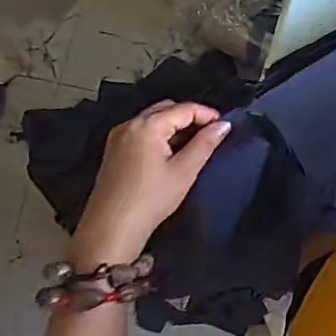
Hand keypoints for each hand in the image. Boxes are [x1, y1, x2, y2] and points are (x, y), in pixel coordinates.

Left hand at [71, 101, 231, 268]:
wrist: (111, 228)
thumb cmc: (151, 199)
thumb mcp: (184, 171)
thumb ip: (205, 143)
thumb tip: (224, 125)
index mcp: (147, 125)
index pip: (184, 108)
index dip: (208, 114)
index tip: (225, 127)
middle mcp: (129, 124)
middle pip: (167, 108)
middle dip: (191, 116)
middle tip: (210, 134)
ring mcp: (118, 136)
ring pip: (153, 118)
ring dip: (175, 125)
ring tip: (194, 144)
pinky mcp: (114, 150)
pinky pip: (142, 130)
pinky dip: (160, 133)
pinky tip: (170, 152)